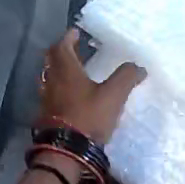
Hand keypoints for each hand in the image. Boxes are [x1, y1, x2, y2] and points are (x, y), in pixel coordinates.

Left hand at [38, 29, 145, 143]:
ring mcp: (46, 100)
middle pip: (51, 61)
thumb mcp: (114, 95)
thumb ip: (127, 77)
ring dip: (59, 72)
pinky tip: (69, 97)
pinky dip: (58, 89)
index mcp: (66, 71)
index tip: (75, 33)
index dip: (67, 38)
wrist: (66, 150)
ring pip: (49, 78)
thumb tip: (139, 67)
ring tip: (73, 73)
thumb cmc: (88, 117)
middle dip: (62, 52)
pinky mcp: (46, 116)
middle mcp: (51, 82)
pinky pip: (50, 95)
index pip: (61, 47)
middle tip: (74, 50)